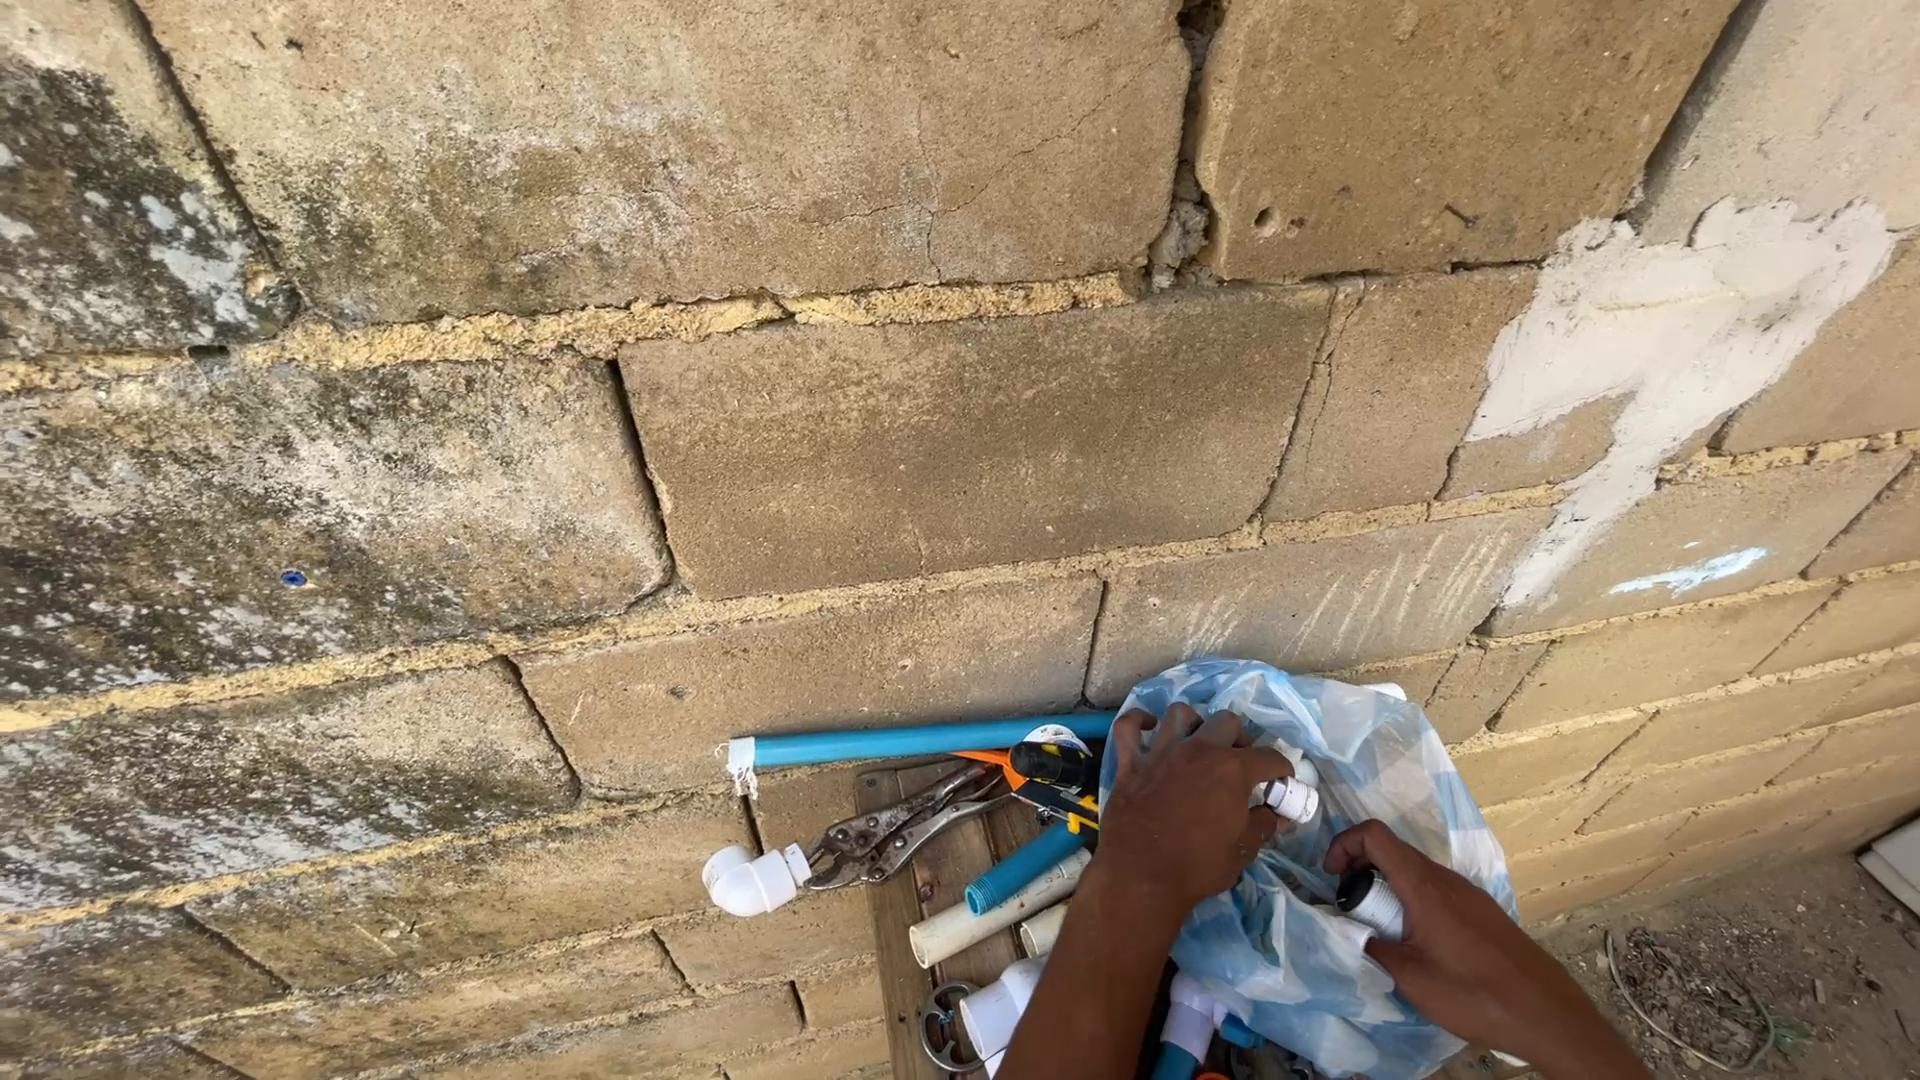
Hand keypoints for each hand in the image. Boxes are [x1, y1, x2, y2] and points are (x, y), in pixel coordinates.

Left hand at [1092, 704, 1295, 924]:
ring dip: (1194, 724)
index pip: (1269, 757)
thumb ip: (1263, 825)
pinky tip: (1150, 728)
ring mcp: (1161, 752)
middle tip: (1239, 763)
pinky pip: (1128, 726)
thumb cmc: (1197, 865)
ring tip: (1199, 743)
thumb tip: (1277, 814)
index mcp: (1231, 769)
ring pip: (1180, 714)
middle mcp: (1197, 750)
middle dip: (1239, 739)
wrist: (1142, 873)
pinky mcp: (1131, 761)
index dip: (1281, 769)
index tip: (1280, 780)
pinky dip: (1138, 721)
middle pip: (1226, 722)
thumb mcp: (1243, 851)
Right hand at [1324, 821, 1649, 1078]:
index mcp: (1423, 886)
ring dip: (1386, 885)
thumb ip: (1369, 947)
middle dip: (1360, 868)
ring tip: (1383, 927)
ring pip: (1413, 869)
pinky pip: (1435, 888)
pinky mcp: (1482, 911)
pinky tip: (1419, 940)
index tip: (1333, 877)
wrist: (1553, 1020)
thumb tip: (1344, 930)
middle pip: (1391, 849)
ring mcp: (1468, 893)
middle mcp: (1445, 879)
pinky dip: (1412, 899)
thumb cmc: (1476, 994)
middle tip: (1353, 907)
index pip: (1373, 834)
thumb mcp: (1410, 978)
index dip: (1343, 844)